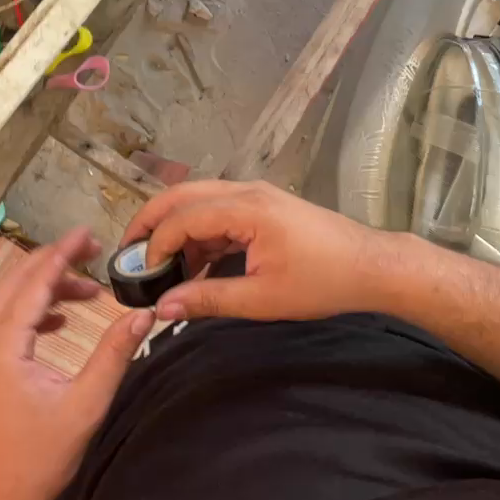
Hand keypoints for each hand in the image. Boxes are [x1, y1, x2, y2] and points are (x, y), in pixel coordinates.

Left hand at [0, 228, 154, 499]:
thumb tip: (142, 315)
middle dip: (55, 261)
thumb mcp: (86, 405)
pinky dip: (33, 310)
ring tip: (88, 290)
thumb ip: (114, 355)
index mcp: (5, 345)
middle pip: (17, 282)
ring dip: (47, 287)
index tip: (90, 234)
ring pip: (10, 301)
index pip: (35, 281)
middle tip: (94, 252)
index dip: (64, 252)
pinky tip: (59, 321)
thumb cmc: (39, 458)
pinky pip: (6, 322)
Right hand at [121, 180, 405, 322]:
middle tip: (128, 253)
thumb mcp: (262, 299)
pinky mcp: (264, 206)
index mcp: (246, 208)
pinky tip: (194, 263)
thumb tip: (162, 309)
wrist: (371, 266)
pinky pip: (219, 211)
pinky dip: (200, 233)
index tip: (142, 276)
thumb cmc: (322, 282)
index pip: (183, 217)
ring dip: (176, 228)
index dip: (156, 245)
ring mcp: (256, 195)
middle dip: (152, 221)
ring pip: (199, 201)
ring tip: (159, 266)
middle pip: (183, 194)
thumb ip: (208, 299)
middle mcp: (246, 191)